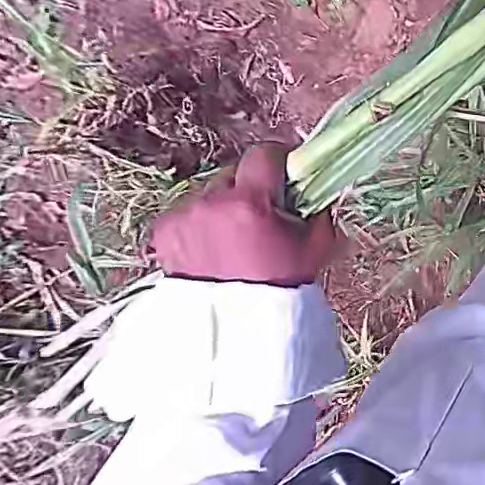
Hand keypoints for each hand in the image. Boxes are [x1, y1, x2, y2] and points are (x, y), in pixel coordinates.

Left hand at [150, 142, 338, 285]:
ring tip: (234, 239)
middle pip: (235, 174)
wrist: (237, 330)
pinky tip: (212, 248)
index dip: (279, 160)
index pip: (264, 154)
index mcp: (250, 202)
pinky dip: (200, 224)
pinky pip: (186, 212)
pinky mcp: (163, 231)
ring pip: (209, 193)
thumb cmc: (279, 289)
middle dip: (250, 189)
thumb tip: (318, 191)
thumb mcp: (316, 248)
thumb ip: (320, 211)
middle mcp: (211, 203)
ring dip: (223, 206)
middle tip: (261, 216)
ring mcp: (183, 216)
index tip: (286, 174)